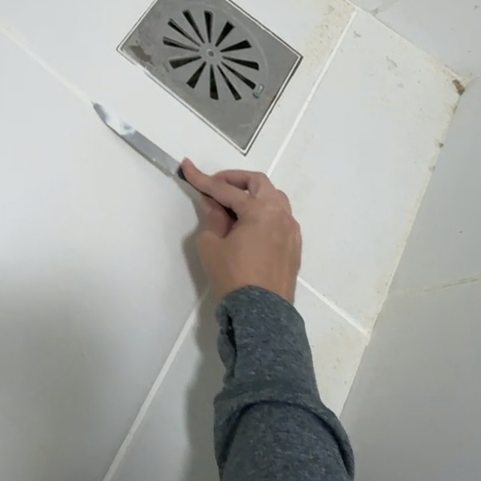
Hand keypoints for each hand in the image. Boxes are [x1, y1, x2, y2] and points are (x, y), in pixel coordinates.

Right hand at [181, 161, 300, 302]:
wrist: (262, 314)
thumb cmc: (233, 276)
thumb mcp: (211, 244)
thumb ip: (212, 217)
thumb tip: (213, 204)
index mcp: (260, 211)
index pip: (225, 190)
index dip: (202, 179)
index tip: (186, 167)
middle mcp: (280, 215)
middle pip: (258, 183)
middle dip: (234, 180)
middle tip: (214, 186)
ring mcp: (291, 230)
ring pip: (273, 198)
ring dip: (252, 194)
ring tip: (231, 205)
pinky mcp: (293, 245)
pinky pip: (280, 217)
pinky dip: (263, 211)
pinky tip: (247, 223)